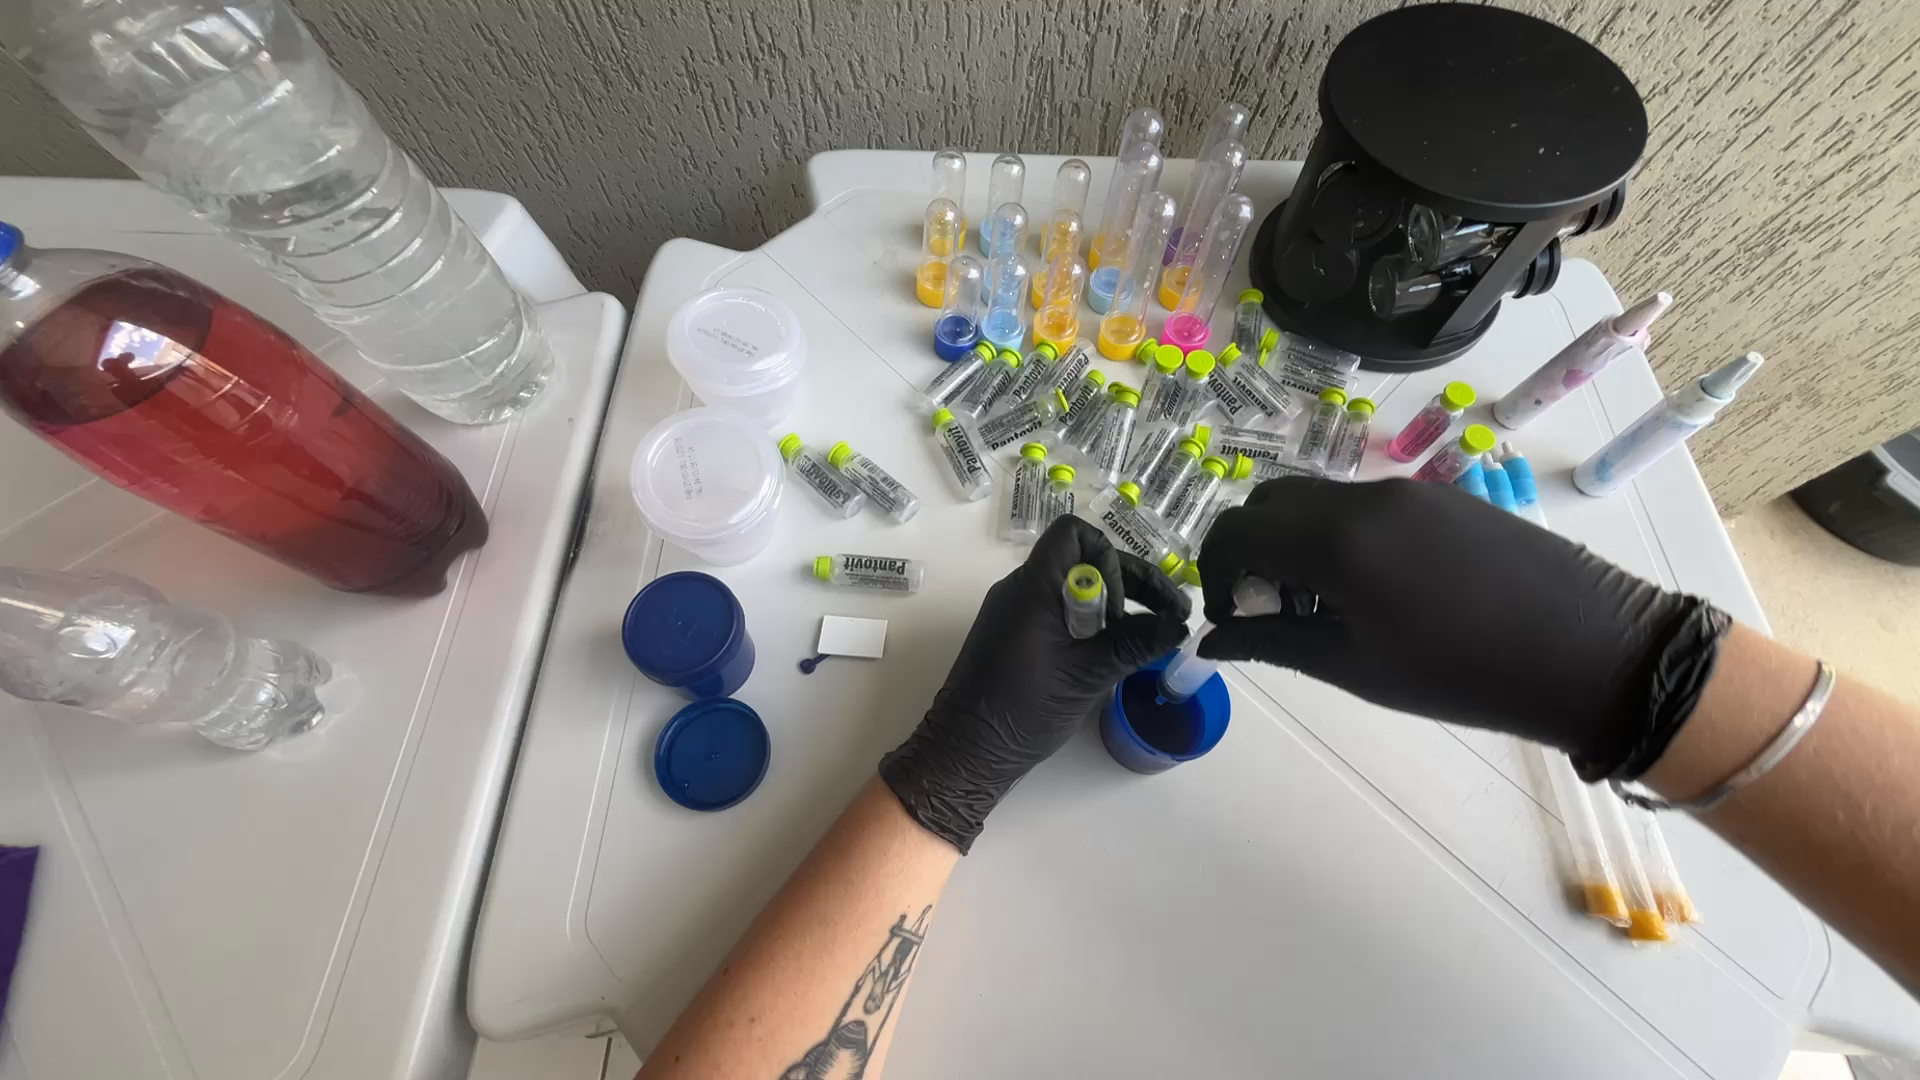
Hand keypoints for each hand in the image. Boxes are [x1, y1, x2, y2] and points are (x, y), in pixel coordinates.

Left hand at [881, 515, 1190, 851]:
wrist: (967, 749)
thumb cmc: (1023, 709)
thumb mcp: (1087, 676)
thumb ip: (1134, 644)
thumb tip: (1179, 626)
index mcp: (1033, 586)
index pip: (1073, 534)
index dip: (1109, 556)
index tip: (1125, 602)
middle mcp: (1021, 588)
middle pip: (1081, 560)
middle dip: (1128, 583)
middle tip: (1168, 615)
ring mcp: (1015, 611)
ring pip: (1072, 588)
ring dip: (1112, 606)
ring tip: (1150, 635)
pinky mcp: (1015, 633)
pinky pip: (1058, 610)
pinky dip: (1089, 622)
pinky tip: (1116, 650)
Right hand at [1196, 476, 1728, 779]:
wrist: (1597, 654)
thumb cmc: (1461, 674)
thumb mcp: (1351, 666)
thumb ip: (1269, 642)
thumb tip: (1209, 643)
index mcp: (1333, 541)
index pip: (1234, 532)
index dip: (1212, 573)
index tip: (1230, 617)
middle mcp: (1360, 498)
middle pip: (1267, 504)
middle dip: (1249, 552)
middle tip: (1273, 607)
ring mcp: (1402, 489)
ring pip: (1312, 500)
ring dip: (1291, 542)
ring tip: (1325, 602)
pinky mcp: (1436, 494)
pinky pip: (1357, 503)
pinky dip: (1334, 535)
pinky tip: (1373, 585)